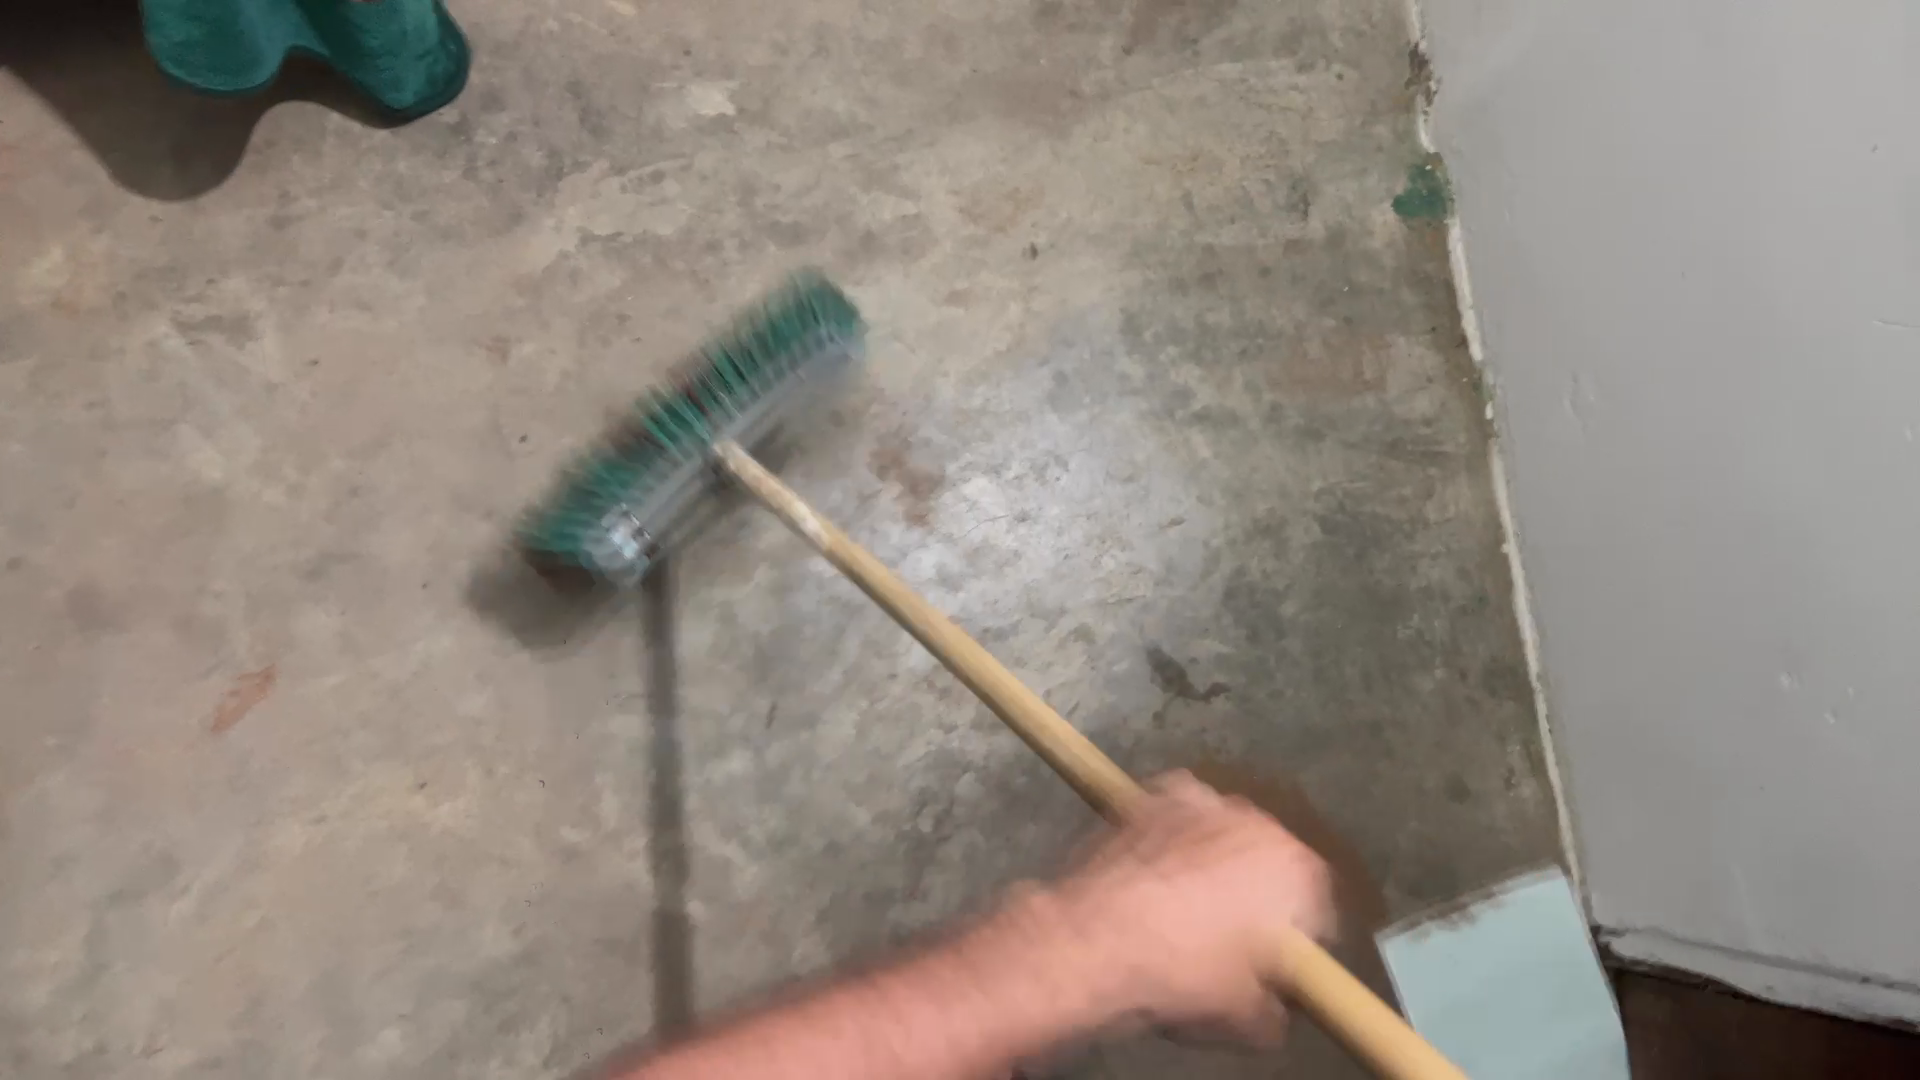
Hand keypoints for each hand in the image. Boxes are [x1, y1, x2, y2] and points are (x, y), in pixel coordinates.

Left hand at [1026, 771, 1336, 1041]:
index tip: (1277, 959)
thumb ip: (1277, 1007)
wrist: (1097, 935)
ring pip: (1225, 829)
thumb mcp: (1251, 1021)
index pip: (1316, 903)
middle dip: (1256, 887)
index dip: (1297, 935)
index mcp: (1297, 870)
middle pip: (1269, 856)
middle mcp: (1257, 821)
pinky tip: (1160, 860)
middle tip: (1231, 929)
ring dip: (1217, 854)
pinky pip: (1179, 809)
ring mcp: (1203, 799)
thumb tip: (1271, 1004)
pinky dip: (1176, 828)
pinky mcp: (1153, 792)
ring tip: (1189, 896)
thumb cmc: (1184, 975)